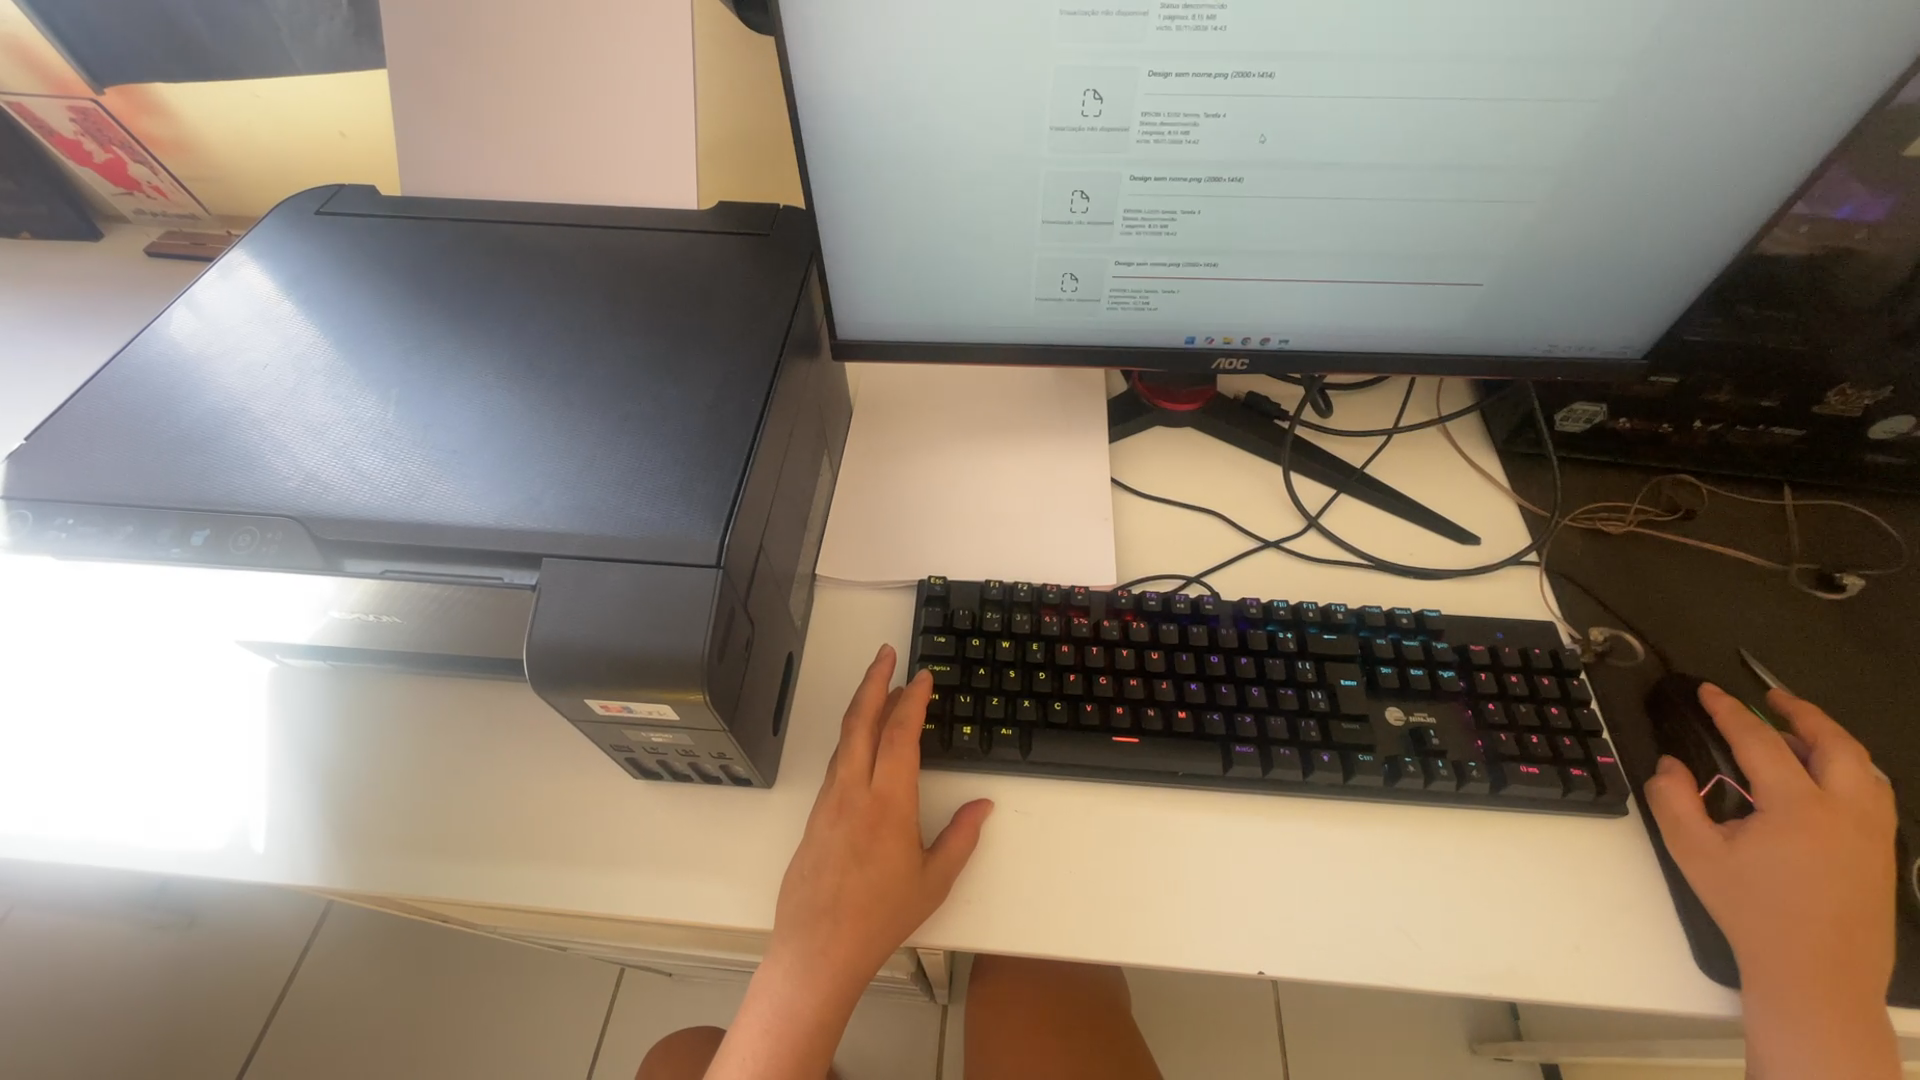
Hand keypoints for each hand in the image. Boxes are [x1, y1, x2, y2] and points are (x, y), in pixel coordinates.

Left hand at [769, 643, 993, 988]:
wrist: (818, 949)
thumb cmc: (880, 917)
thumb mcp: (934, 880)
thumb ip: (961, 836)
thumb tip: (983, 805)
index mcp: (887, 803)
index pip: (899, 735)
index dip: (912, 700)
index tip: (922, 676)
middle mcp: (853, 791)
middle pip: (860, 721)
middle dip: (874, 681)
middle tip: (886, 653)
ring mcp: (829, 800)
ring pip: (844, 739)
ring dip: (861, 706)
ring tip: (881, 688)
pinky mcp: (815, 814)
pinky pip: (836, 761)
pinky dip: (851, 736)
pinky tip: (863, 740)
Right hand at [1644, 683, 1898, 1078]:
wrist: (1816, 972)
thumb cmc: (1750, 910)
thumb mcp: (1692, 852)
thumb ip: (1672, 799)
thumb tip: (1671, 765)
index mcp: (1798, 807)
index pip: (1760, 742)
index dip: (1730, 711)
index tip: (1708, 691)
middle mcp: (1847, 812)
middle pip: (1837, 745)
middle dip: (1803, 714)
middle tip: (1771, 696)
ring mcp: (1874, 833)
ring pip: (1866, 768)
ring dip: (1831, 739)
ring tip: (1798, 730)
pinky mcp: (1884, 853)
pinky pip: (1874, 793)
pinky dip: (1848, 768)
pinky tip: (1822, 776)